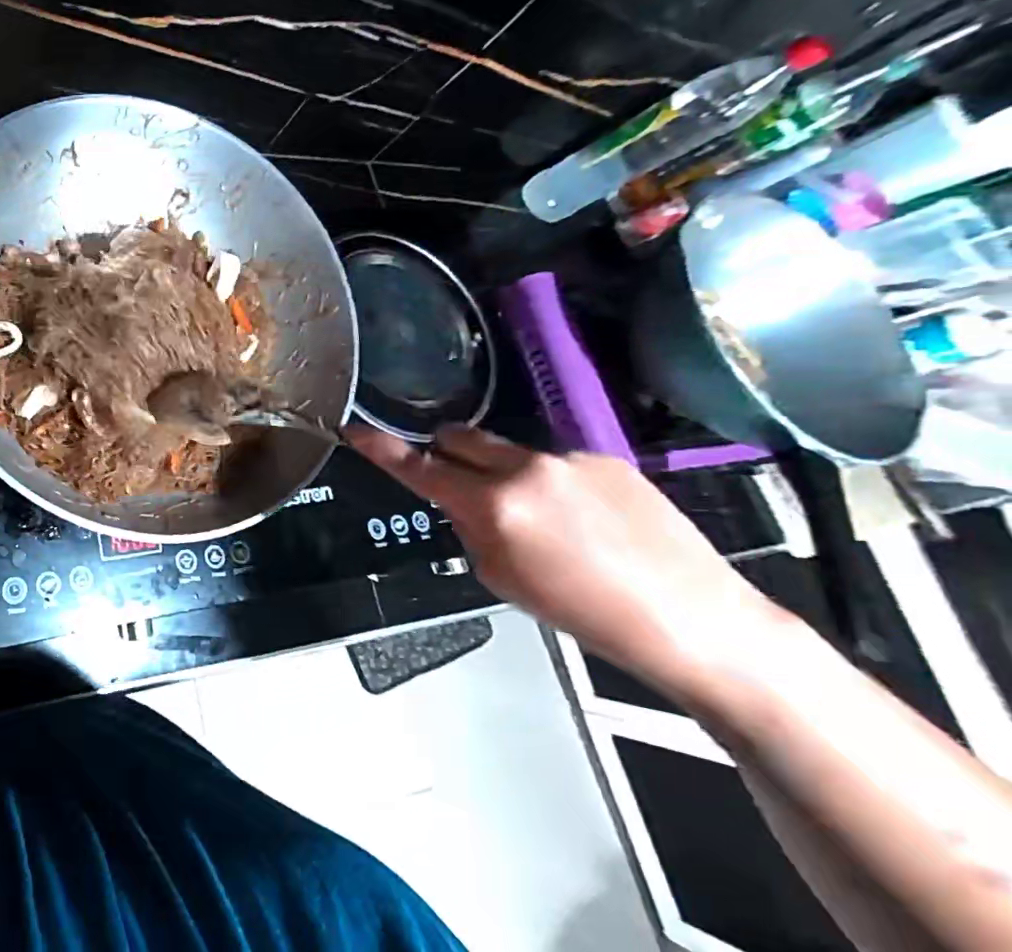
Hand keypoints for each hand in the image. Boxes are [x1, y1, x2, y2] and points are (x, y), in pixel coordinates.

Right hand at [346, 425, 781, 687]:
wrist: (692, 619)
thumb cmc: (584, 612)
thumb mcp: (500, 577)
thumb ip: (470, 529)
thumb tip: (464, 505)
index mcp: (494, 505)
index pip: (419, 467)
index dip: (380, 449)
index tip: (355, 429)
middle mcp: (529, 469)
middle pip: (460, 437)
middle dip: (444, 453)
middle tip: (453, 483)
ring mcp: (573, 459)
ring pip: (510, 453)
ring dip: (505, 475)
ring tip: (543, 523)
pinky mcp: (610, 460)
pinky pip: (556, 463)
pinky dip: (550, 484)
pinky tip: (582, 521)